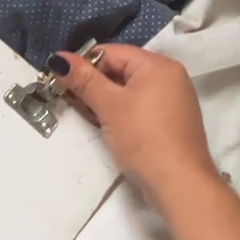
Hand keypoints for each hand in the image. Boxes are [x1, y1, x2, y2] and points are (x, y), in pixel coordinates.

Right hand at [49, 44, 216, 205]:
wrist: (181, 187)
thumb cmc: (144, 139)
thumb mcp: (109, 106)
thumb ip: (83, 79)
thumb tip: (57, 57)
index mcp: (157, 65)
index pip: (110, 52)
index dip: (83, 64)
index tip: (60, 81)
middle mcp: (169, 76)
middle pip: (119, 69)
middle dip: (93, 83)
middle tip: (69, 99)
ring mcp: (172, 100)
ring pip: (128, 89)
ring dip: (105, 99)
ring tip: (86, 114)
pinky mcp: (170, 122)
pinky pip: (139, 105)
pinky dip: (121, 111)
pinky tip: (107, 125)